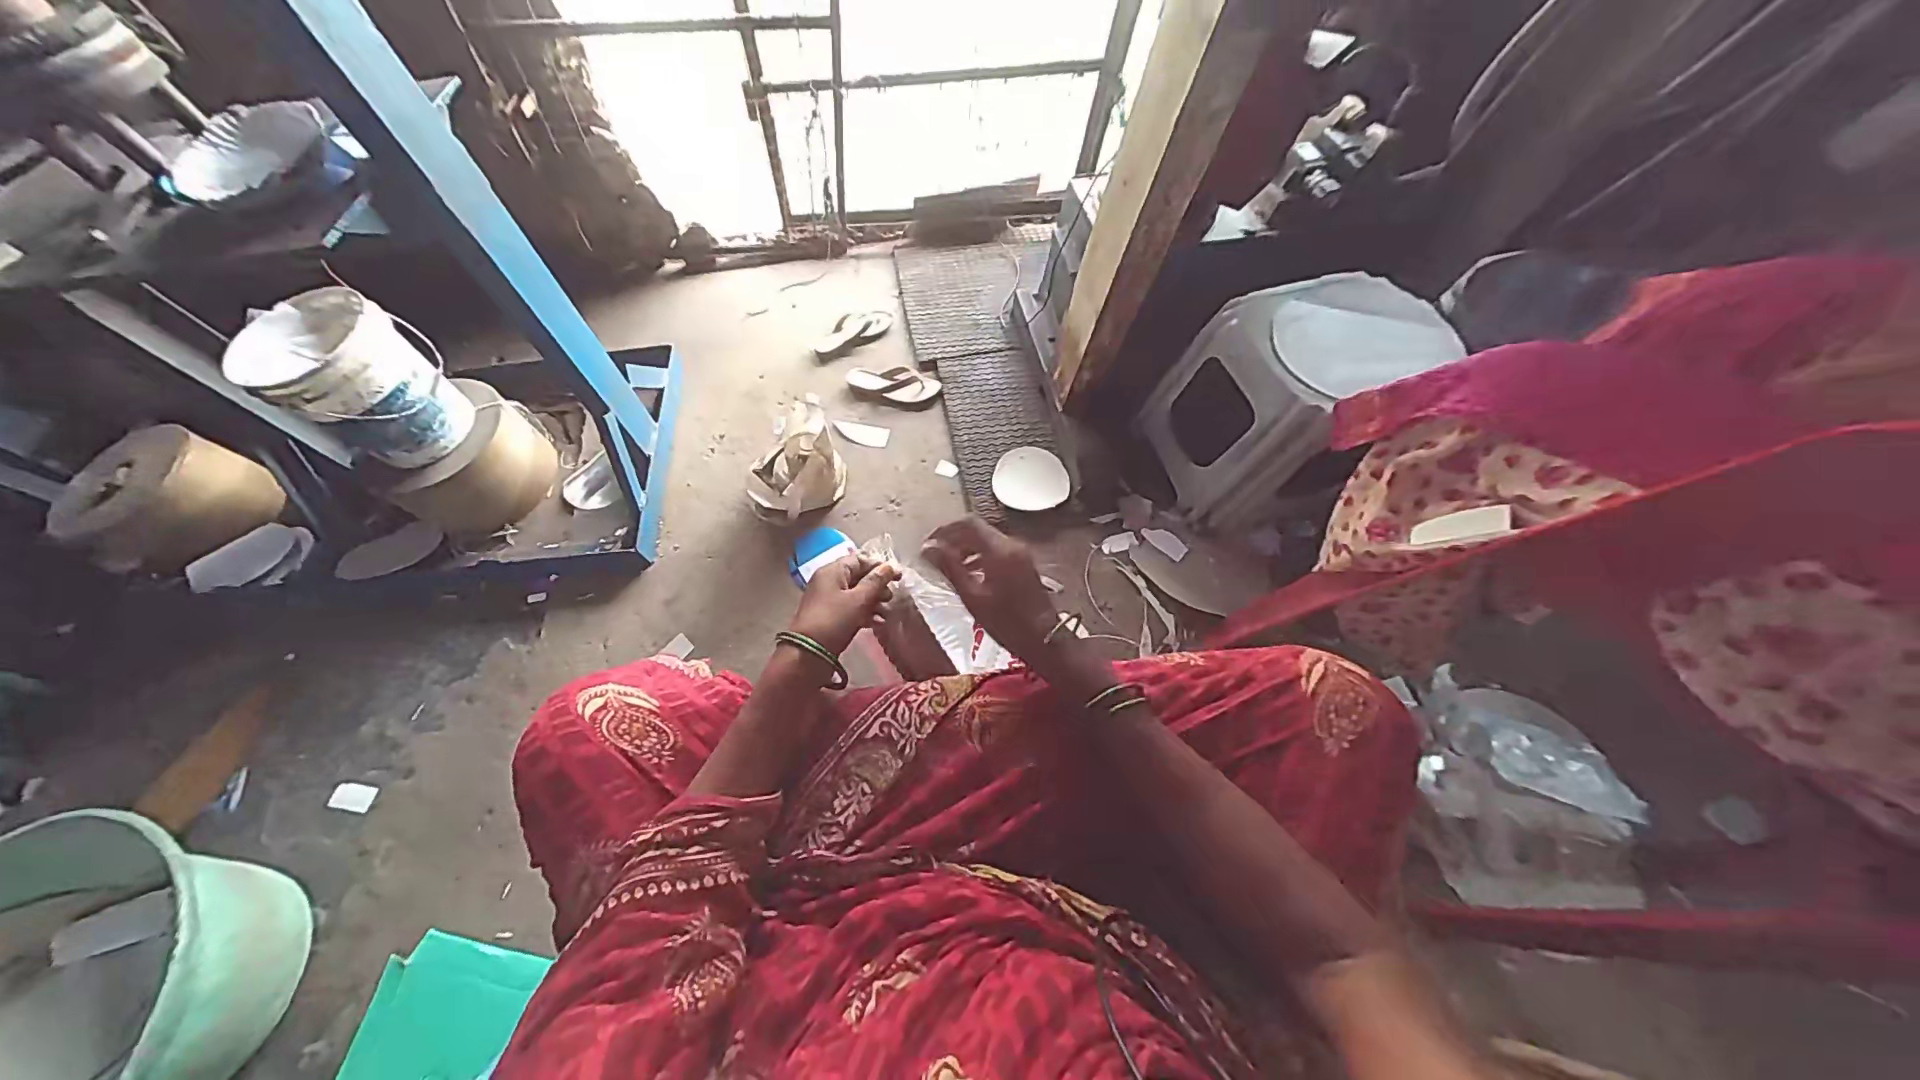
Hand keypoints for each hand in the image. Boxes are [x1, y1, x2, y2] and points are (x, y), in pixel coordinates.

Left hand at [787, 554, 900, 654]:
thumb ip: (876, 581)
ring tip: (886, 612)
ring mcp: (829, 600)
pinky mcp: (831, 616)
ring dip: (874, 601)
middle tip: (890, 597)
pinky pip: (851, 608)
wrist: (809, 654)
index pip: (861, 559)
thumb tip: (889, 566)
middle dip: (878, 585)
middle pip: (859, 576)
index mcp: (833, 571)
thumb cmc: (835, 620)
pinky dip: (865, 613)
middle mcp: (829, 581)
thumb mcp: (859, 599)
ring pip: (857, 594)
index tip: (898, 577)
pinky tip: (878, 623)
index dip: (881, 566)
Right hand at [920, 517, 1058, 665]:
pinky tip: (967, 573)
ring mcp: (1020, 553)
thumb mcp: (972, 596)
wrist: (1043, 639)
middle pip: (977, 529)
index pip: (967, 524)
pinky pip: (996, 550)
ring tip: (947, 564)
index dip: (944, 531)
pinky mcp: (1024, 562)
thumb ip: (949, 568)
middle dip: (953, 539)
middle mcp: (1012, 545)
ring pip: (986, 539)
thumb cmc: (1006, 622)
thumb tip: (928, 549)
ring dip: (965, 547)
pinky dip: (979, 555)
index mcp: (999, 550)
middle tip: (934, 554)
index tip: (928, 544)